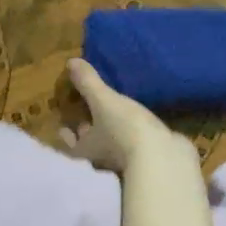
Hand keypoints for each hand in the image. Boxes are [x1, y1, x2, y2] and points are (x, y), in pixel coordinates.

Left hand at [59, 58, 192, 172]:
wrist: (161, 157)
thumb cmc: (124, 130)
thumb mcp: (104, 101)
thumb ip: (88, 83)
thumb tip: (70, 63)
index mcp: (87, 148)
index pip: (71, 145)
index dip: (67, 136)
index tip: (63, 127)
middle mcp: (103, 159)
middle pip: (91, 147)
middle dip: (89, 134)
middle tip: (86, 118)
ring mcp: (126, 162)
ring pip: (112, 147)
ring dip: (111, 135)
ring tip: (113, 118)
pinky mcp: (147, 160)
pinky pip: (134, 147)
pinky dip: (133, 138)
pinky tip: (138, 126)